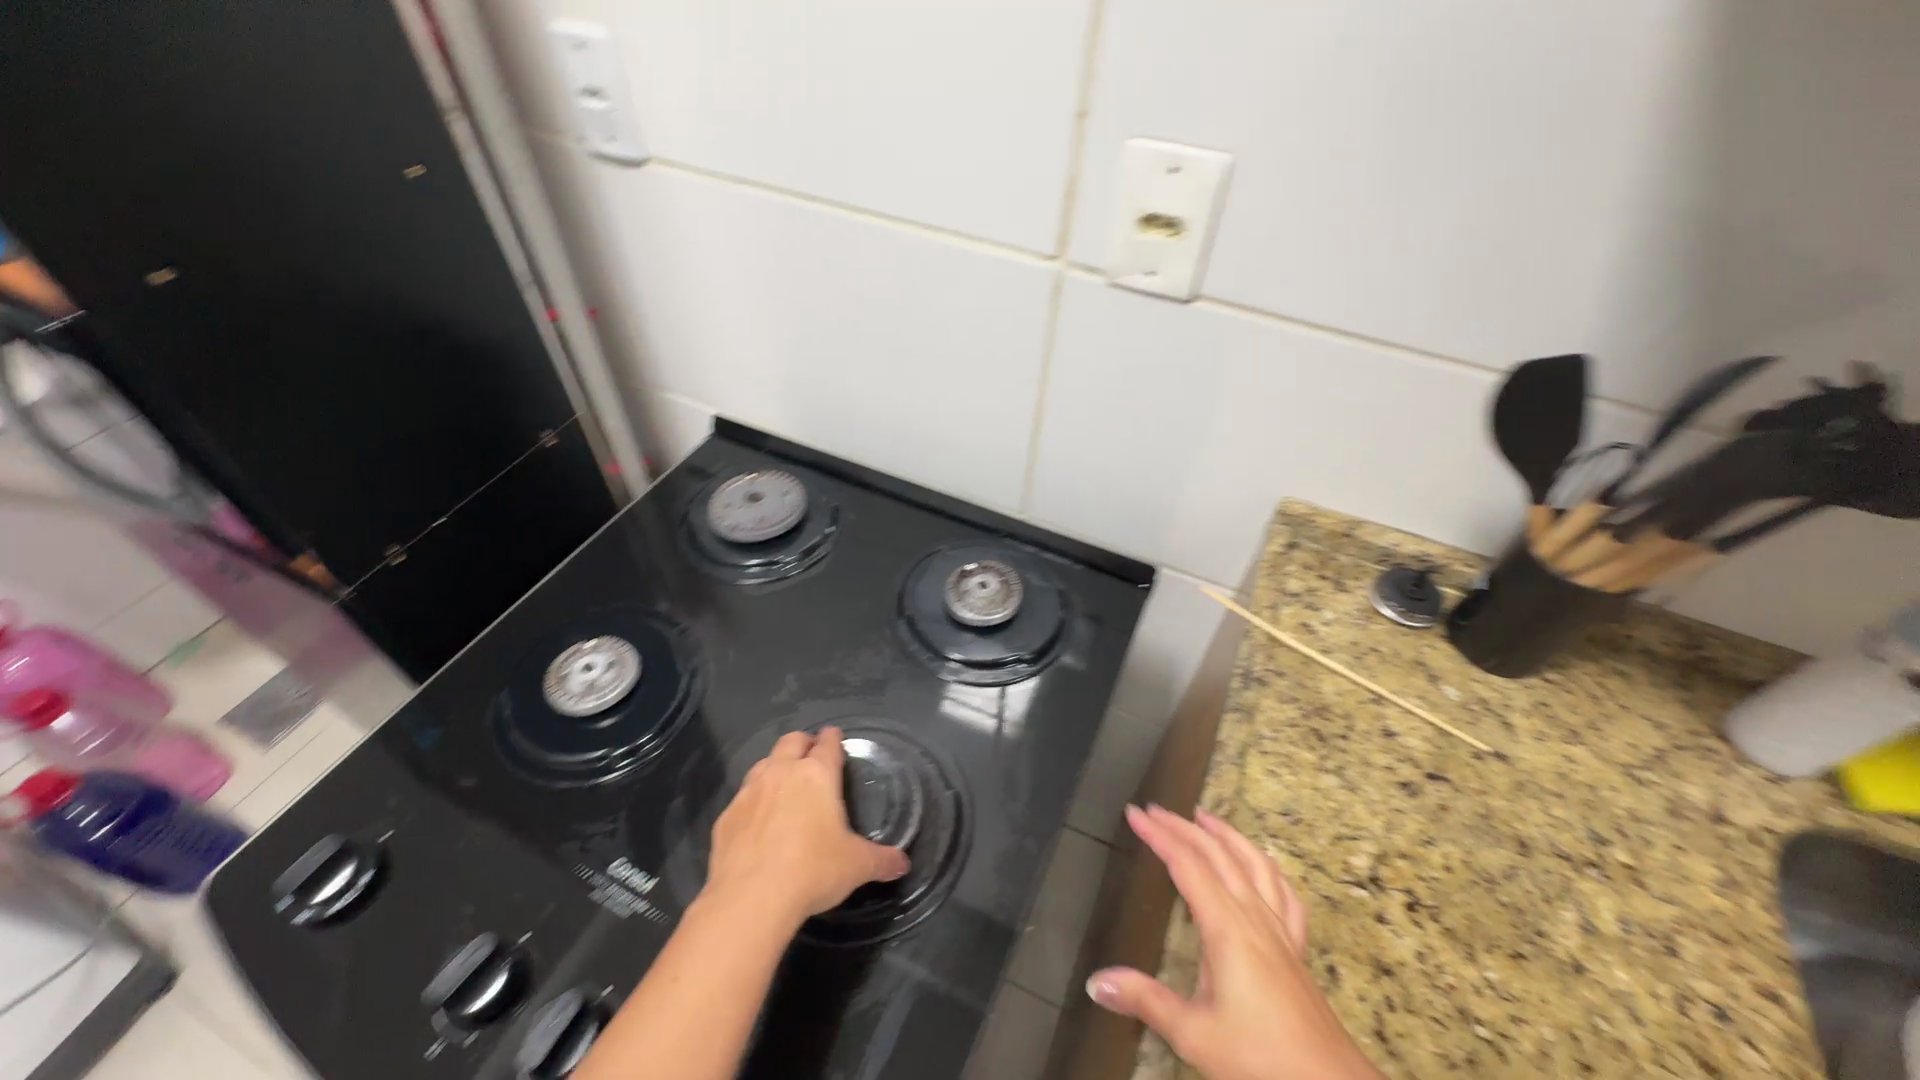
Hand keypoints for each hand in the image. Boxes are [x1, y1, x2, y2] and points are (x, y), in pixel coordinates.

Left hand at [702, 726, 909, 928]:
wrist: (751, 898)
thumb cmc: (813, 871)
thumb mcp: (858, 866)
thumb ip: (882, 860)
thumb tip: (902, 864)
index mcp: (817, 776)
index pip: (827, 745)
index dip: (833, 738)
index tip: (834, 735)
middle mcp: (781, 774)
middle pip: (791, 741)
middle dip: (803, 742)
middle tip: (811, 753)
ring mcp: (749, 793)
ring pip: (763, 764)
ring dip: (775, 766)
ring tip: (784, 784)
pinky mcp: (726, 816)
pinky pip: (743, 797)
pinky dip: (754, 801)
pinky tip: (758, 821)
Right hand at [1086, 805, 1383, 1079]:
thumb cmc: (1262, 1058)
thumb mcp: (1192, 1032)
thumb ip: (1144, 1000)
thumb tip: (1097, 981)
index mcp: (1228, 929)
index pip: (1187, 865)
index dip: (1159, 835)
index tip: (1135, 814)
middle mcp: (1256, 919)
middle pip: (1219, 855)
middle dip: (1184, 827)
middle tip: (1155, 810)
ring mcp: (1281, 932)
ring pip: (1255, 864)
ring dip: (1227, 836)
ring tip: (1206, 818)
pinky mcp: (1296, 950)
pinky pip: (1284, 893)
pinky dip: (1266, 868)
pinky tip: (1261, 868)